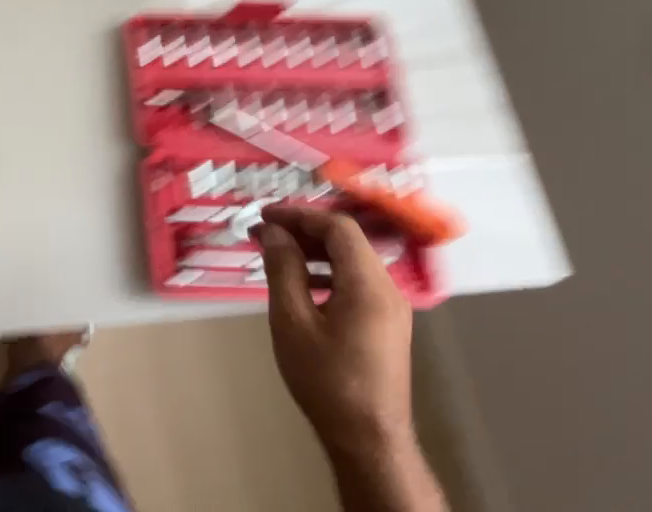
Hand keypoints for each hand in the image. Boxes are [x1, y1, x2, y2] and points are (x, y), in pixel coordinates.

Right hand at [257, 204, 415, 456]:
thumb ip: (282, 268)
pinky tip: (296, 284)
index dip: (299, 215)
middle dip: (302, 230)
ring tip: (272, 254)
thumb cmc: (325, 377)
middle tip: (260, 232)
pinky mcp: (384, 326)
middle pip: (347, 242)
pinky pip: (354, 282)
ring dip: (311, 251)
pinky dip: (323, 272)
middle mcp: (387, 291)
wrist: (367, 437)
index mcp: (369, 286)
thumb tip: (273, 232)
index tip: (262, 216)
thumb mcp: (291, 319)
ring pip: (351, 262)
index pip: (338, 228)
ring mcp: (390, 310)